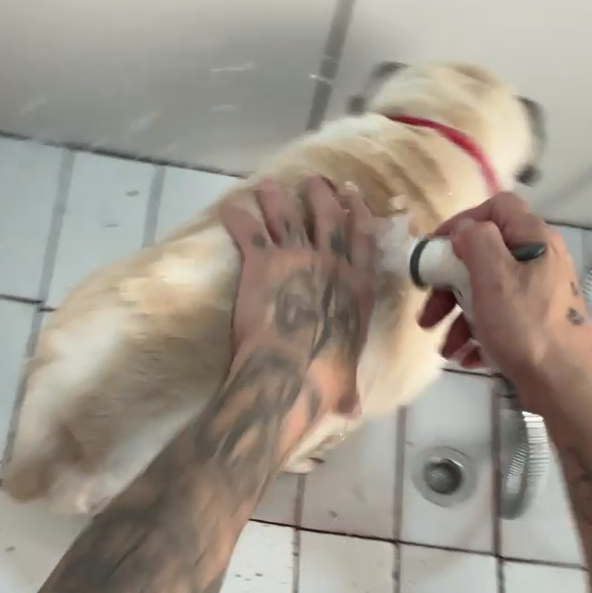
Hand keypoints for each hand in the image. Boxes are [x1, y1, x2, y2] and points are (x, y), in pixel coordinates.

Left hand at [219, 177, 379, 419]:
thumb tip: (350, 410)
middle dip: (321, 195)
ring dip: (277, 198)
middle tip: (316, 182)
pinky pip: (248, 230)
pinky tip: (230, 207)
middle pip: (327, 216)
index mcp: (357, 288)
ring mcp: (296, 258)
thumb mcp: (343, 381)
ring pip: (286, 215)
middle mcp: (331, 263)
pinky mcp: (262, 263)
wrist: (289, 373)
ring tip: (269, 186)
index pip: (362, 239)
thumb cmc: (323, 380)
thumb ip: (346, 389)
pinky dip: (238, 216)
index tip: (353, 198)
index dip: (357, 215)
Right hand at [415, 192, 591, 406]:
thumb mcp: (495, 278)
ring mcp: (535, 294)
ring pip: (484, 292)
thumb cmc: (527, 326)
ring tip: (444, 346)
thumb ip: (476, 243)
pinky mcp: (532, 323)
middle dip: (449, 284)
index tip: (436, 251)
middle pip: (483, 256)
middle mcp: (537, 261)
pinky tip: (466, 356)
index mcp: (533, 240)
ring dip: (457, 318)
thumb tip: (463, 229)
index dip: (463, 222)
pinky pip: (495, 319)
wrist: (564, 382)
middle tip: (429, 310)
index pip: (497, 208)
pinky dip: (476, 336)